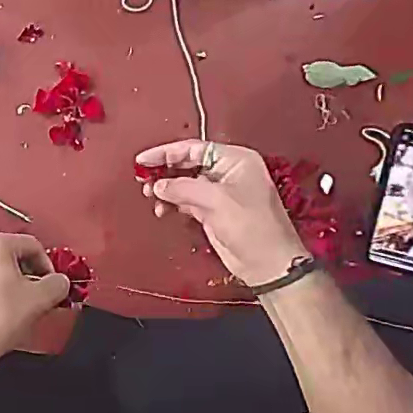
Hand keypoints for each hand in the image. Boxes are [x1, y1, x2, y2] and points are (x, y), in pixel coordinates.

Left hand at [0, 234, 68, 375]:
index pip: (33, 246)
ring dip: (13, 286)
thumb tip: (59, 283)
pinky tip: (0, 314)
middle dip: (31, 276)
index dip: (49, 266)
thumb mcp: (41, 299)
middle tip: (40, 297)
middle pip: (13, 256)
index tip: (53, 285)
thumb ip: (58, 284)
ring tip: (21, 308)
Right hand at [136, 140, 309, 286]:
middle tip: (143, 179)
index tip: (144, 161)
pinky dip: (173, 203)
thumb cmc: (254, 228)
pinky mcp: (214, 210)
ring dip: (166, 189)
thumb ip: (184, 188)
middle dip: (165, 171)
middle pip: (188, 163)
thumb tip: (159, 185)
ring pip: (185, 182)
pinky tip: (162, 209)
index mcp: (235, 160)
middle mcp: (227, 172)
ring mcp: (221, 192)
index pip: (194, 148)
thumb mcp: (217, 201)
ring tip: (150, 197)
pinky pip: (187, 200)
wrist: (269, 264)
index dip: (166, 153)